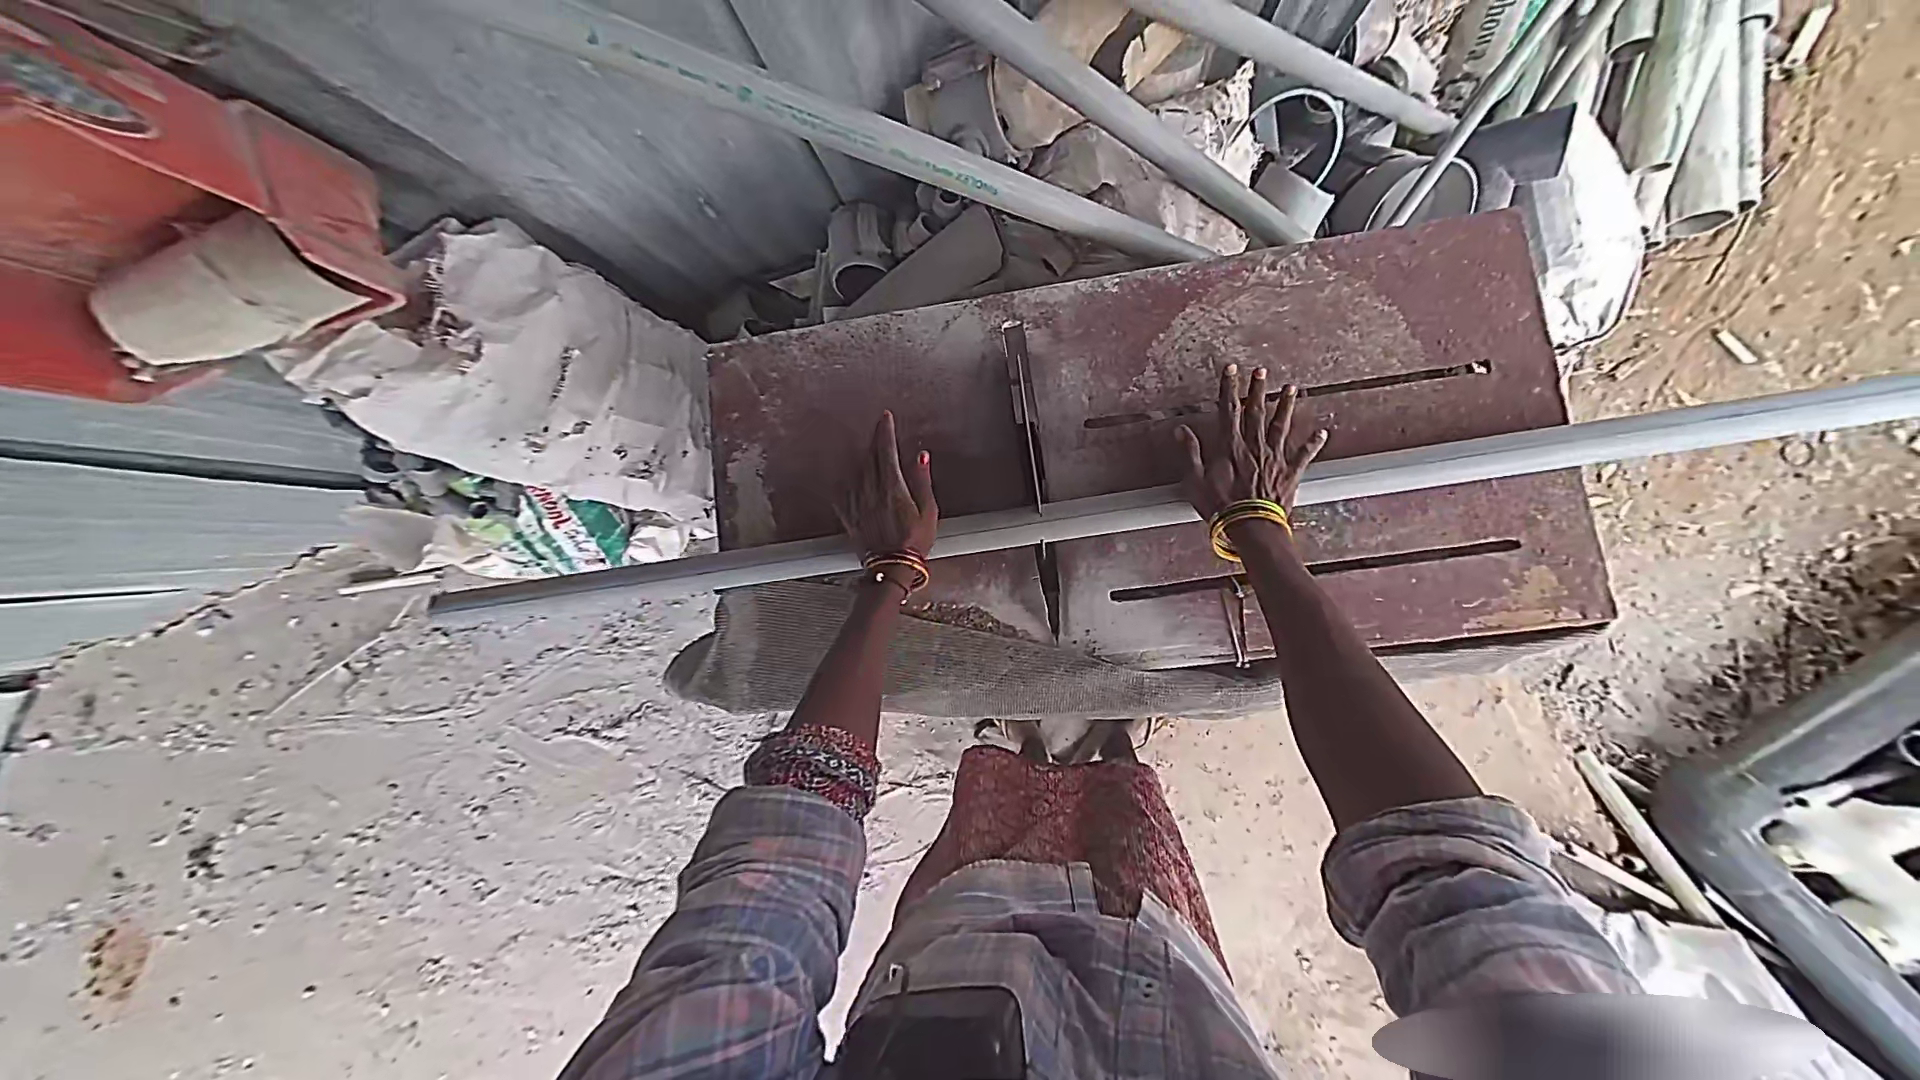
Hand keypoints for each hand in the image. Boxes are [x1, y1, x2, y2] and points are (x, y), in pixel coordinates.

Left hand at [836, 411, 938, 558]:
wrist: (892, 567)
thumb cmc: (913, 542)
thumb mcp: (928, 510)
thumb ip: (922, 480)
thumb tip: (920, 457)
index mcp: (892, 487)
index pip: (886, 450)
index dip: (885, 431)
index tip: (885, 418)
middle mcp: (871, 491)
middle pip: (870, 457)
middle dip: (875, 441)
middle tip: (880, 431)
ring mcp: (858, 503)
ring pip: (857, 471)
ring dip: (864, 458)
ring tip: (871, 453)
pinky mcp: (849, 515)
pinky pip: (844, 491)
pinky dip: (848, 479)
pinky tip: (850, 477)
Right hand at [1174, 363, 1327, 518]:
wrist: (1250, 526)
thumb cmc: (1220, 506)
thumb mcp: (1195, 481)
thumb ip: (1191, 453)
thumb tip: (1182, 431)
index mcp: (1230, 447)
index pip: (1228, 410)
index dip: (1229, 388)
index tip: (1231, 370)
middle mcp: (1254, 446)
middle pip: (1256, 412)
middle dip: (1257, 389)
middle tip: (1261, 371)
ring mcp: (1274, 457)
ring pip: (1281, 425)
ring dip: (1286, 406)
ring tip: (1291, 388)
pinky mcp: (1289, 472)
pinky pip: (1304, 454)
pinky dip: (1313, 443)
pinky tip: (1322, 432)